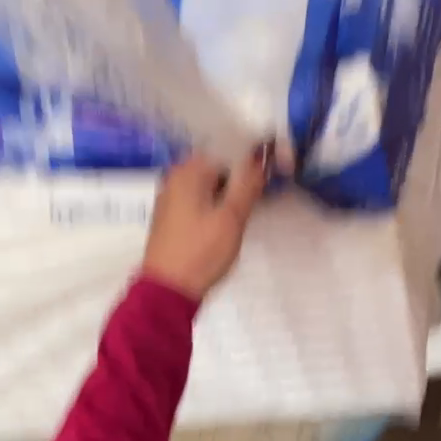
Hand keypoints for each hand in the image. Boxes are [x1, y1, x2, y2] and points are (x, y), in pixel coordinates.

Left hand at [140, 149, 271, 299]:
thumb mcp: (232, 218)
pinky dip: (216, 205)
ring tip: (248, 210)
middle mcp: (175, 178)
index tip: (273, 170)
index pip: (227, 149)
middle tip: (263, 195)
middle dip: (241, 177)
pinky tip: (228, 222)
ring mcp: (170, 198)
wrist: (167, 291)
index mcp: (188, 171)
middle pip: (217, 166)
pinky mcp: (171, 218)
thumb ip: (248, 184)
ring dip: (230, 193)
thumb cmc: (201, 252)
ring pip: (209, 185)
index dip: (252, 158)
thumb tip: (262, 155)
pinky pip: (199, 200)